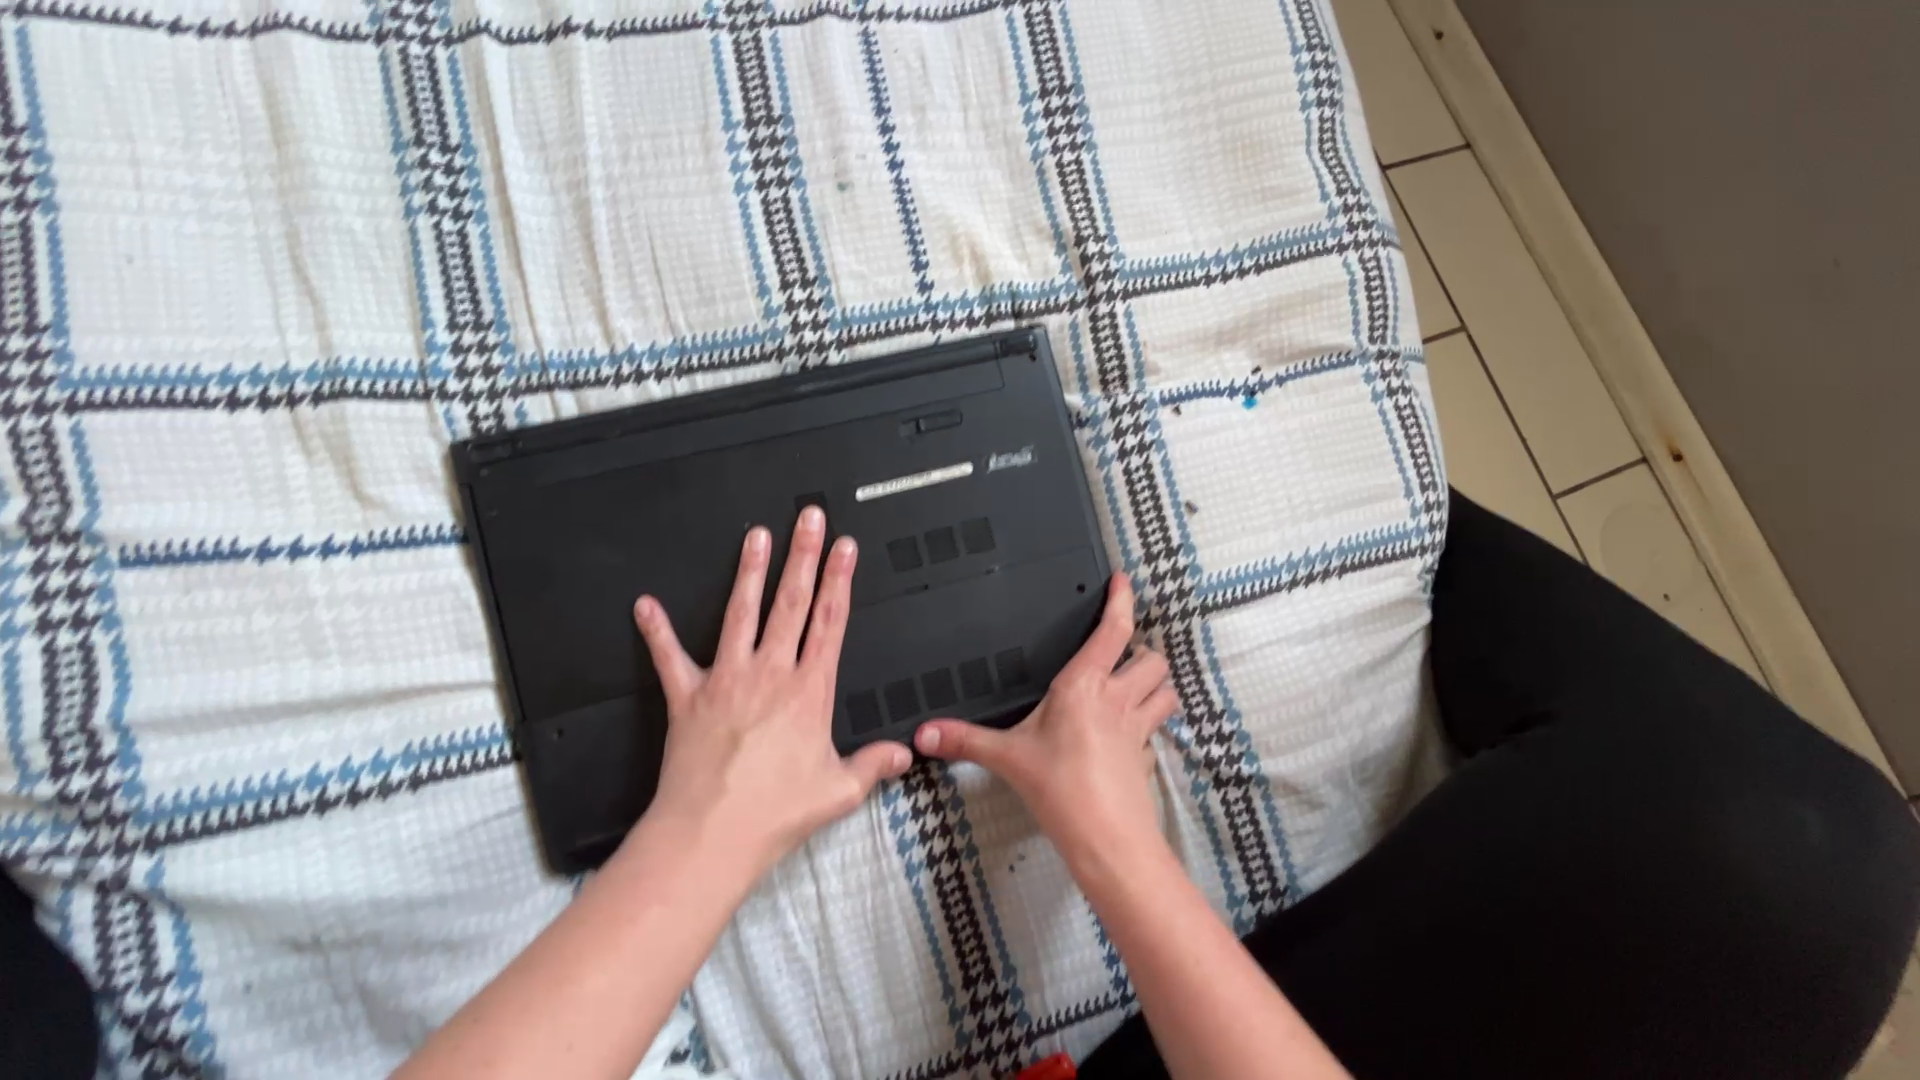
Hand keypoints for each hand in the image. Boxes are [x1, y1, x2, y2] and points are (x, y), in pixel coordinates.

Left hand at [628, 506, 911, 877]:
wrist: (712, 833)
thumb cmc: (775, 813)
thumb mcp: (839, 791)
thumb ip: (873, 765)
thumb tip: (904, 754)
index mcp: (809, 692)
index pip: (830, 622)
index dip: (839, 580)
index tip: (844, 547)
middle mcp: (770, 674)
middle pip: (791, 603)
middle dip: (803, 556)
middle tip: (808, 519)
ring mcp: (727, 680)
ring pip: (741, 613)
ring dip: (751, 572)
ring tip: (757, 535)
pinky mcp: (688, 697)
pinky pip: (670, 658)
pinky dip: (657, 632)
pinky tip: (645, 605)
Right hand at [912, 573, 1179, 865]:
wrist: (1108, 841)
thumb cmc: (1062, 791)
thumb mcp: (1007, 759)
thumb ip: (965, 741)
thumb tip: (924, 734)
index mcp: (1084, 686)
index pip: (1112, 631)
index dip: (1121, 601)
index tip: (1122, 580)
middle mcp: (1117, 699)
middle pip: (1151, 657)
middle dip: (1141, 650)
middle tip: (1121, 652)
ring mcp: (1137, 727)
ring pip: (1165, 688)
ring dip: (1155, 681)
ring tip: (1133, 682)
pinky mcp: (1145, 755)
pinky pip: (1157, 725)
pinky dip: (1150, 717)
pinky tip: (1128, 729)